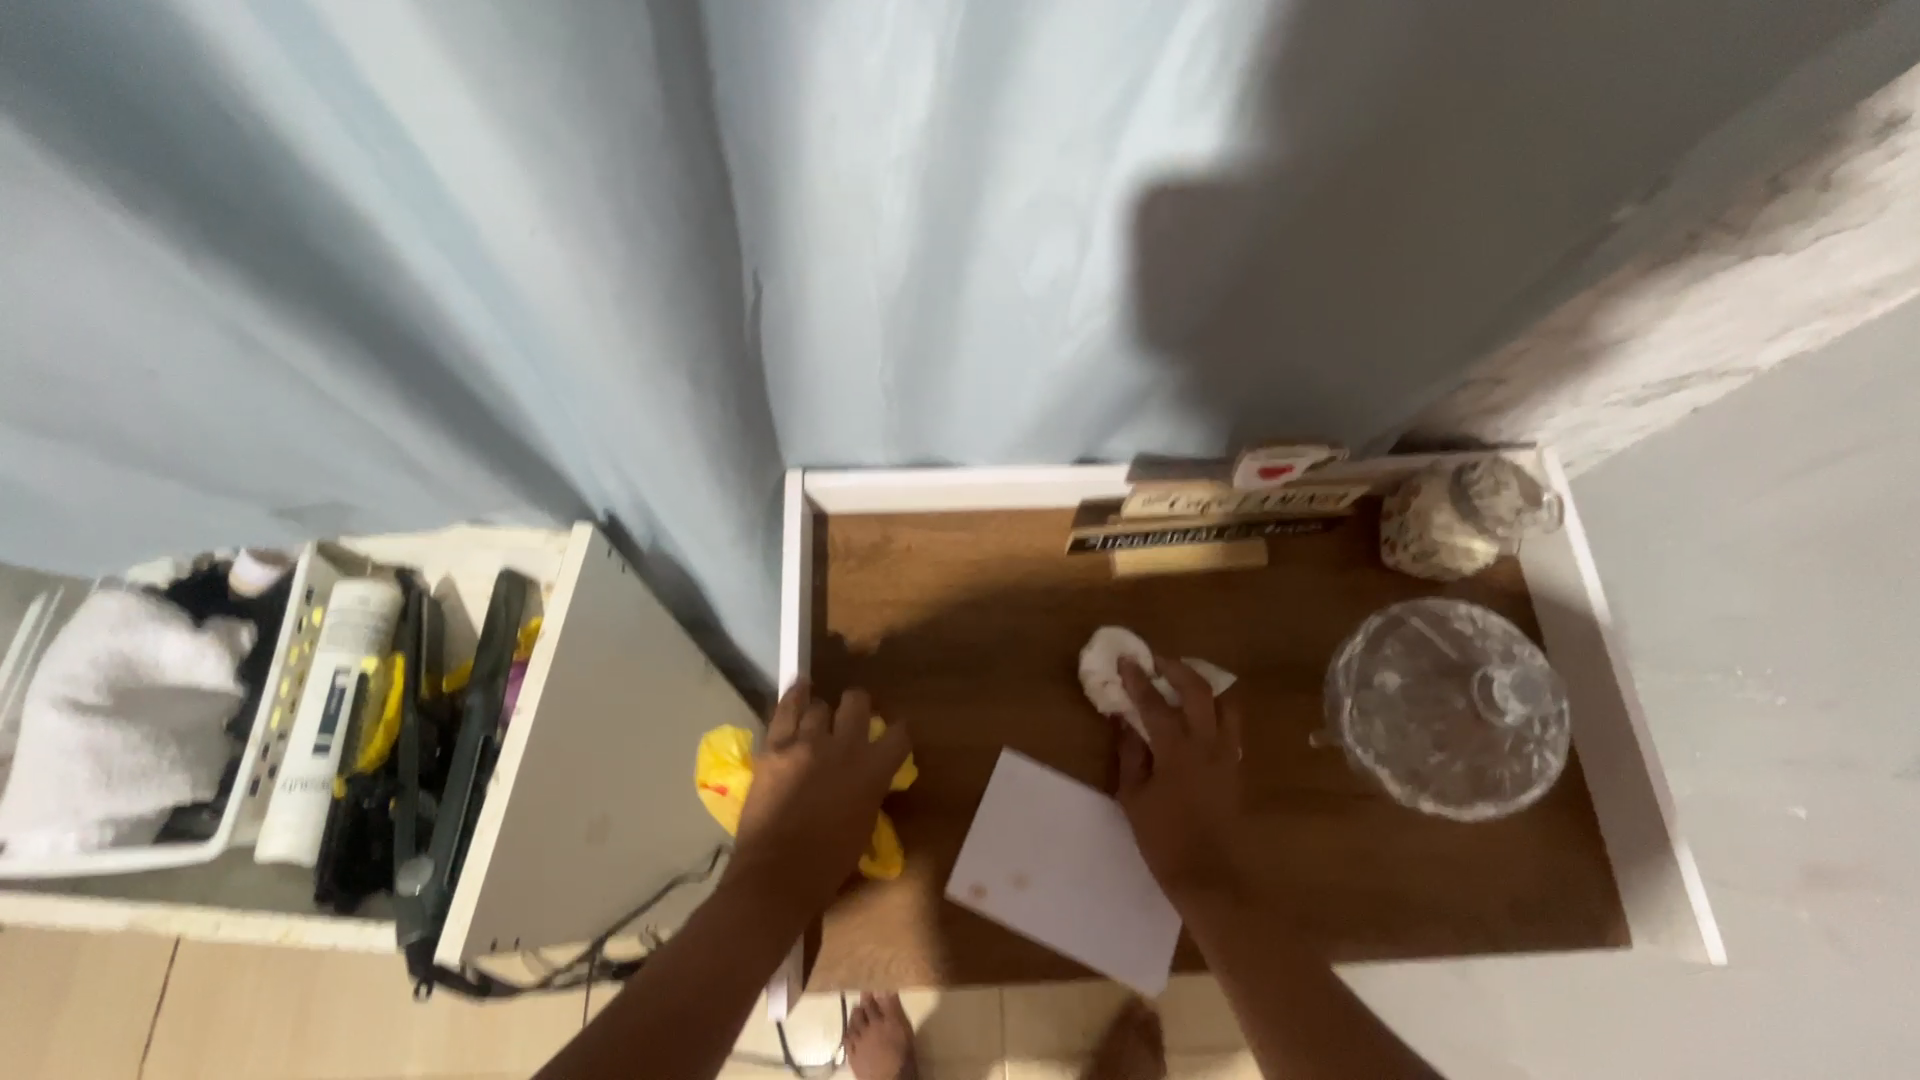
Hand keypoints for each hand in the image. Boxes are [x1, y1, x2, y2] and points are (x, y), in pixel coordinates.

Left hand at [725, 679, 910, 915]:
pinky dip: (794, 696)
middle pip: (857, 703)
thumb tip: (866, 775)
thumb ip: (868, 789)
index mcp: (873, 771)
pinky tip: (800, 687)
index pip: (898, 735)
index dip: (897, 731)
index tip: (893, 733)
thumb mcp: (864, 823)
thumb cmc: (829, 863)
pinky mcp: (774, 748)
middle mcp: (844, 747)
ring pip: (819, 707)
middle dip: (858, 705)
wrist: (777, 876)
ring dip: (822, 714)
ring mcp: (806, 744)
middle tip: (853, 713)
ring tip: (818, 719)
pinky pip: (785, 711)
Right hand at [1115, 657, 1248, 906]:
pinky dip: (1215, 711)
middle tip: (1157, 661)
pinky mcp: (1237, 768)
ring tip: (1183, 682)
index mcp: (1177, 750)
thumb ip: (1129, 755)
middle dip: (1177, 669)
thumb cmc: (1163, 840)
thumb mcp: (1133, 797)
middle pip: (1199, 690)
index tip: (1127, 659)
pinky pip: (1230, 727)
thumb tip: (1123, 723)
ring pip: (1224, 704)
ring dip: (1203, 686)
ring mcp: (1228, 755)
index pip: (1155, 703)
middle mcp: (1208, 744)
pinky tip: (1199, 718)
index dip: (1139, 679)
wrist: (1211, 877)